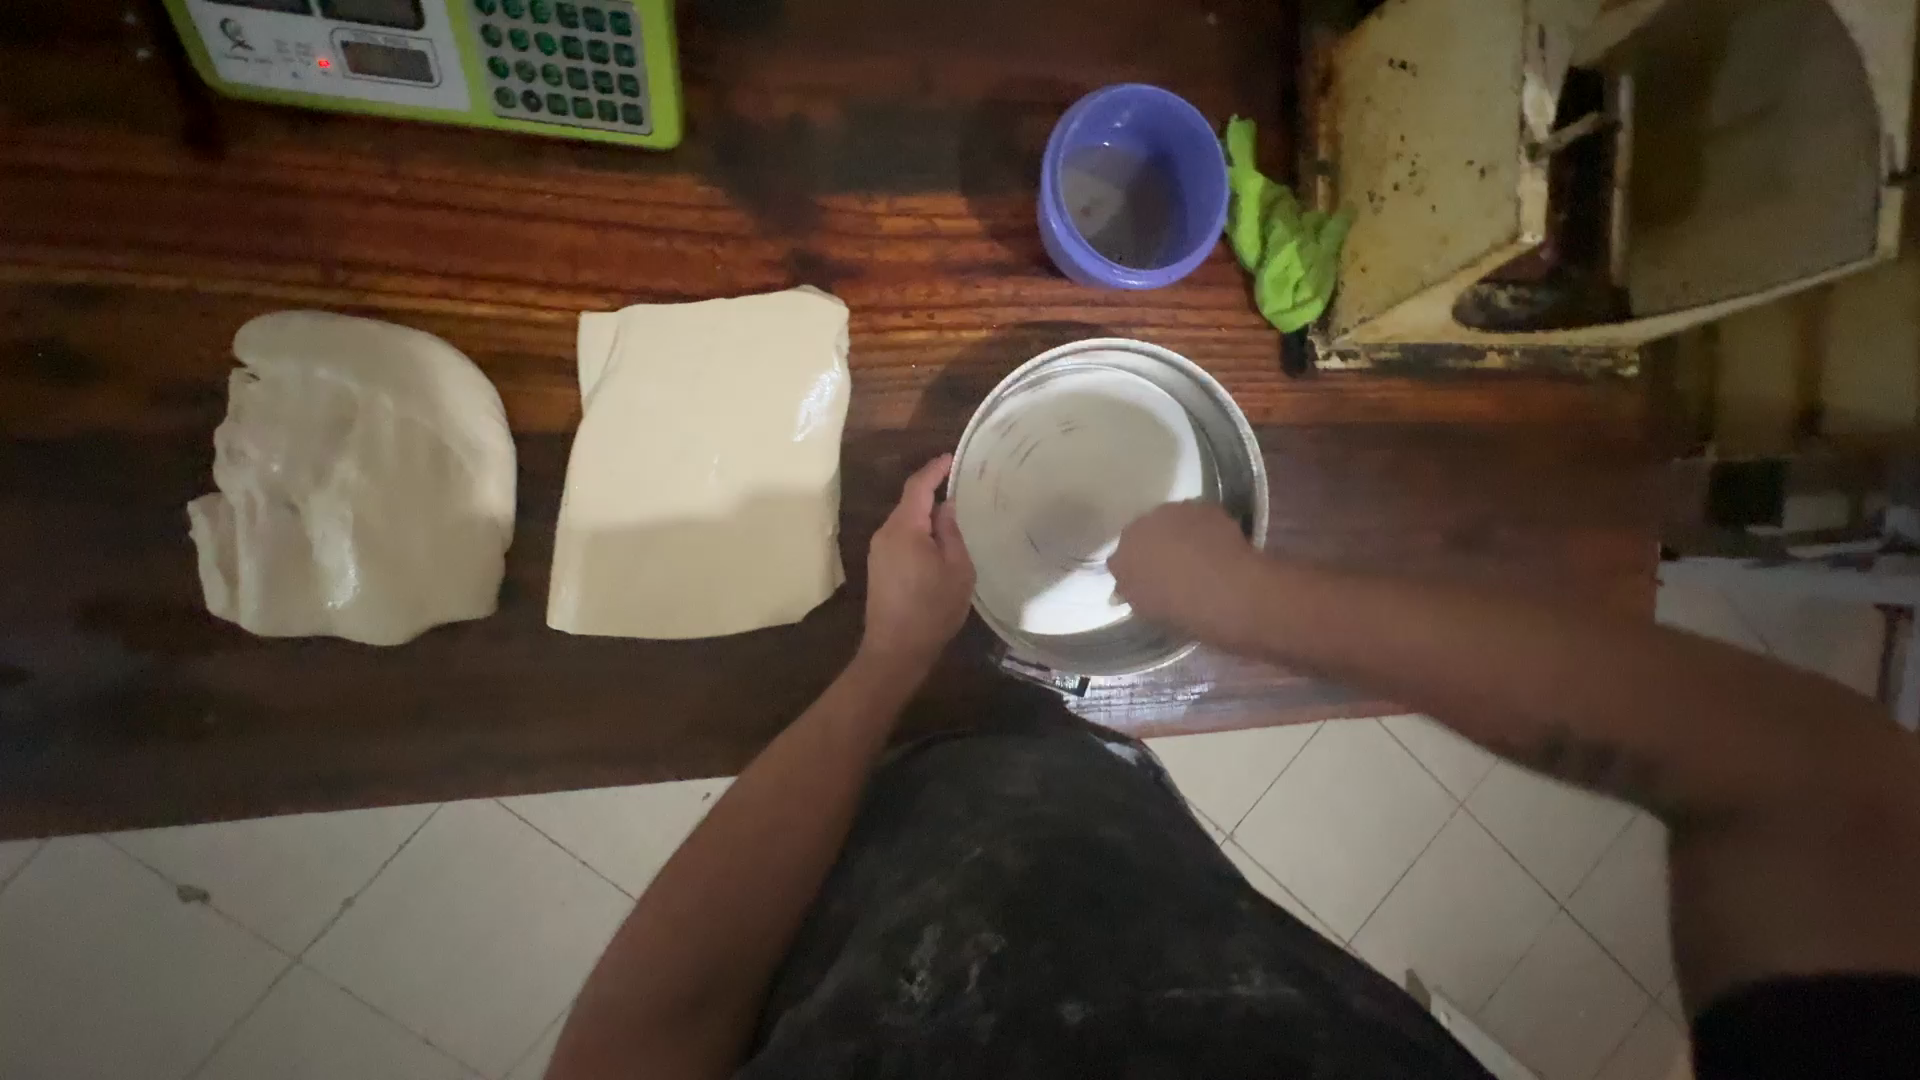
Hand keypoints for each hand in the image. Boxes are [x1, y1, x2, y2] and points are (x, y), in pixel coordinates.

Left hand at [859, 454, 975, 672]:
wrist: (895, 651)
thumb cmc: (932, 609)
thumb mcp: (957, 569)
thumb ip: (951, 531)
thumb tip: (947, 505)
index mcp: (904, 528)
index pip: (918, 486)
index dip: (936, 468)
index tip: (954, 457)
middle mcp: (885, 533)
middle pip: (910, 502)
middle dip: (934, 491)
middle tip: (964, 486)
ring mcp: (878, 551)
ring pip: (906, 521)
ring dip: (927, 515)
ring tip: (957, 514)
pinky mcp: (879, 567)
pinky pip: (901, 537)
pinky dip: (920, 532)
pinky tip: (939, 541)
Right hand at [1110, 501, 1260, 643]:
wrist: (1222, 590)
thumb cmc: (1177, 607)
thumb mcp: (1144, 609)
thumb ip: (1130, 592)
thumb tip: (1123, 587)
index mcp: (1121, 555)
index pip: (1120, 558)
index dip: (1135, 567)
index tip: (1146, 579)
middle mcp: (1141, 526)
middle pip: (1144, 532)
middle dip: (1154, 544)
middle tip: (1171, 564)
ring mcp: (1174, 512)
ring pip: (1171, 519)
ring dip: (1178, 531)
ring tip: (1197, 553)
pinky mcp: (1204, 507)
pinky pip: (1200, 516)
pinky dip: (1204, 527)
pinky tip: (1216, 545)